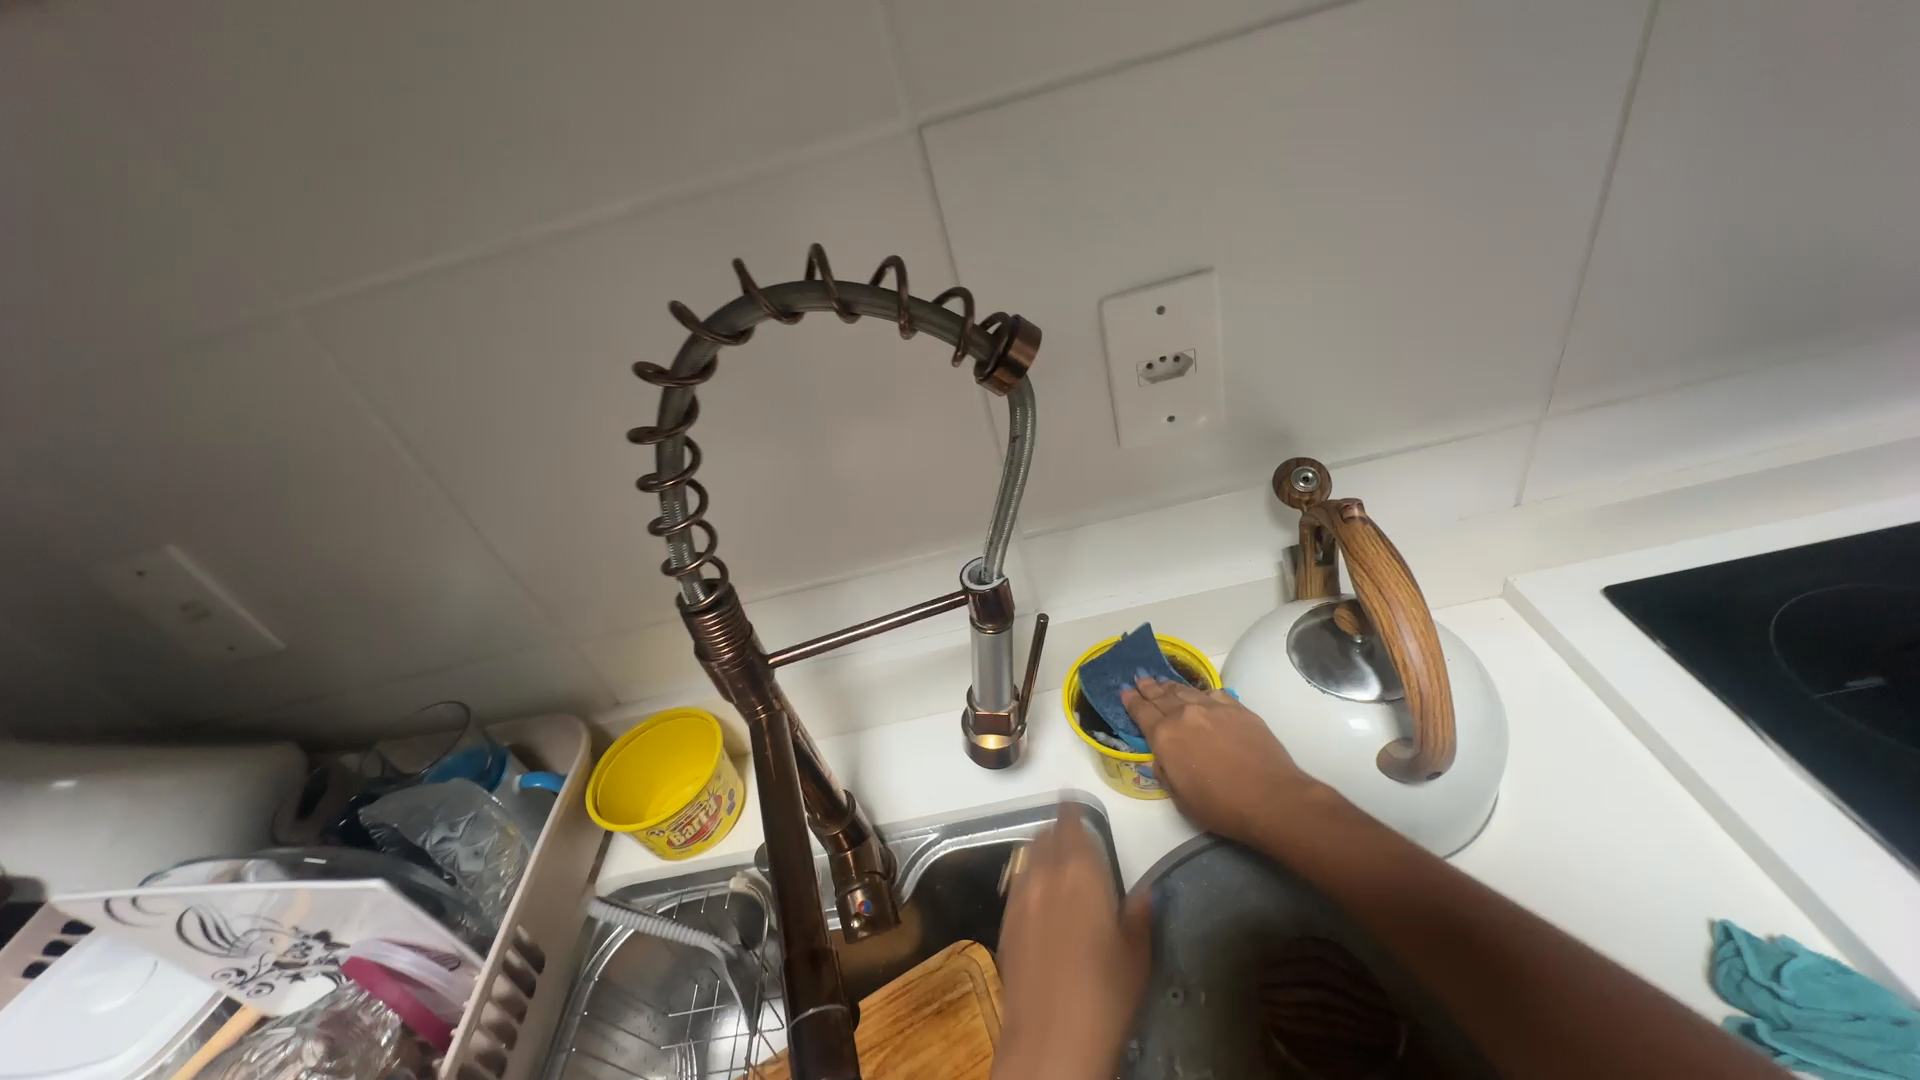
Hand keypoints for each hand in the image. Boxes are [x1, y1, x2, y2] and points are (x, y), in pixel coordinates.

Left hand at [992, 802, 1151, 1079]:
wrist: (1050, 1037)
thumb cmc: (1104, 994)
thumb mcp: (1137, 954)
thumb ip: (1138, 914)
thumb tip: (1143, 892)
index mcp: (1080, 873)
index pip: (1071, 824)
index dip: (1071, 809)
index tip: (1073, 801)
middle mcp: (1044, 876)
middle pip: (1045, 836)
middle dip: (1057, 828)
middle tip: (1071, 831)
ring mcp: (1019, 899)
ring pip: (1027, 857)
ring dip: (1040, 850)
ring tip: (1054, 858)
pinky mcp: (1004, 924)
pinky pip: (1016, 885)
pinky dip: (1028, 878)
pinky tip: (1039, 896)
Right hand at [1121, 675, 1320, 844]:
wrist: (1270, 797)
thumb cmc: (1220, 806)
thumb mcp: (1179, 797)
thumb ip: (1165, 771)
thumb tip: (1160, 758)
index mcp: (1164, 736)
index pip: (1141, 712)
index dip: (1131, 701)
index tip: (1125, 691)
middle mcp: (1185, 715)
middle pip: (1161, 696)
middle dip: (1148, 688)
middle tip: (1140, 678)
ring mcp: (1213, 708)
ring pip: (1186, 691)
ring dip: (1171, 686)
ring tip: (1163, 682)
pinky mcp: (1238, 709)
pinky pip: (1213, 694)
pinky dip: (1202, 693)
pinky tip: (1201, 694)